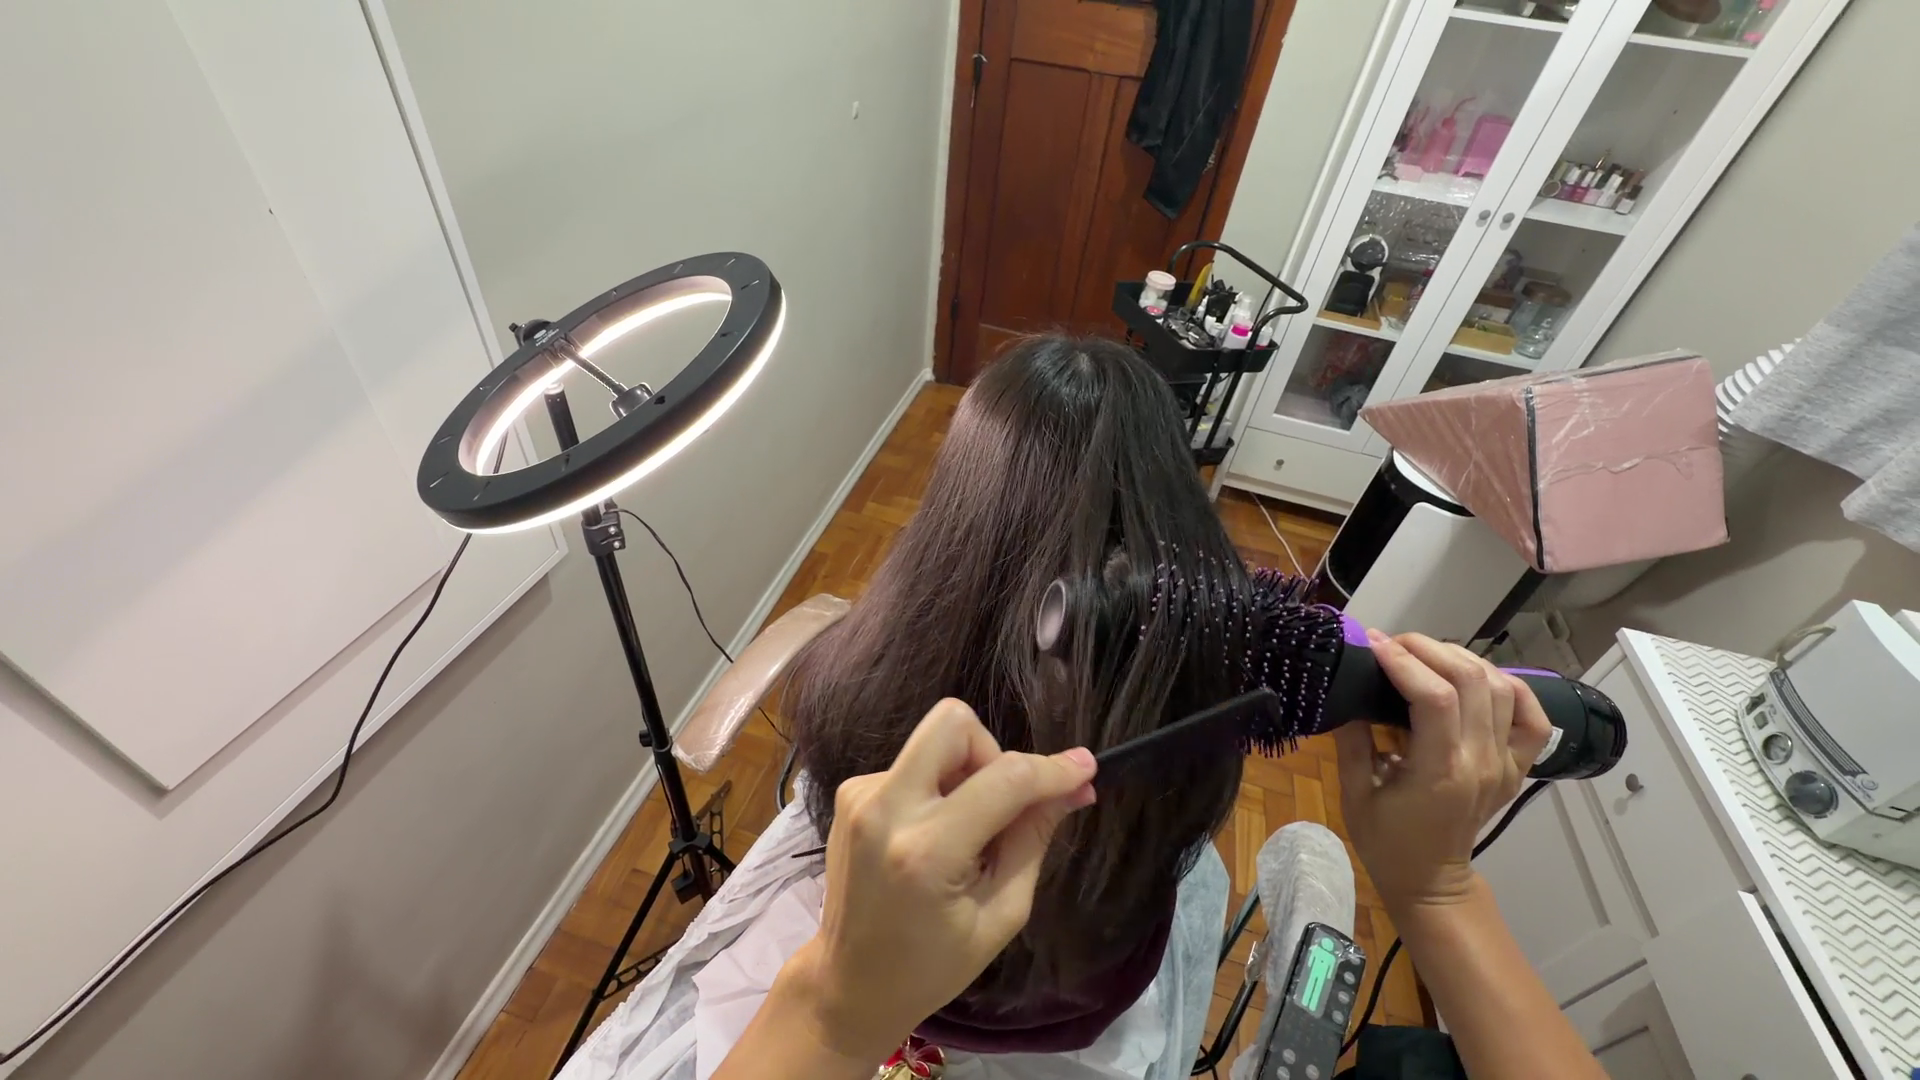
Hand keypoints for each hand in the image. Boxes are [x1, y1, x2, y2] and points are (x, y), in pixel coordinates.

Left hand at [780, 698, 1097, 1063]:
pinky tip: (930, 838)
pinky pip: (913, 764)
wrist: (850, 983)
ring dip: (963, 773)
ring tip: (964, 834)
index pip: (1004, 780)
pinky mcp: (850, 793)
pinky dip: (936, 790)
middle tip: (1000, 802)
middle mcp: (886, 808)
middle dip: (992, 749)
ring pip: (934, 741)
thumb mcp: (1001, 914)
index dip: (1052, 770)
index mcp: (926, 851)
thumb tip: (1074, 786)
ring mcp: (860, 795)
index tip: (1085, 767)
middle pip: (953, 722)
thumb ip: (1034, 838)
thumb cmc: (933, 963)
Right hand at [1331, 632, 1551, 911]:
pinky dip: (1507, 685)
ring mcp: (1505, 763)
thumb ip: (1352, 738)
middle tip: (1391, 643)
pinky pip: (1530, 715)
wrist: (1430, 881)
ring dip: (1460, 658)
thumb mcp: (1354, 791)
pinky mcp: (1516, 765)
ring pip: (1501, 687)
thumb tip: (1344, 688)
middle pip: (1472, 681)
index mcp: (1441, 773)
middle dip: (1428, 648)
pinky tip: (1475, 675)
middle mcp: (1482, 763)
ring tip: (1422, 653)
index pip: (1436, 698)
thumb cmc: (1385, 841)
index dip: (1403, 661)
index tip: (1370, 642)